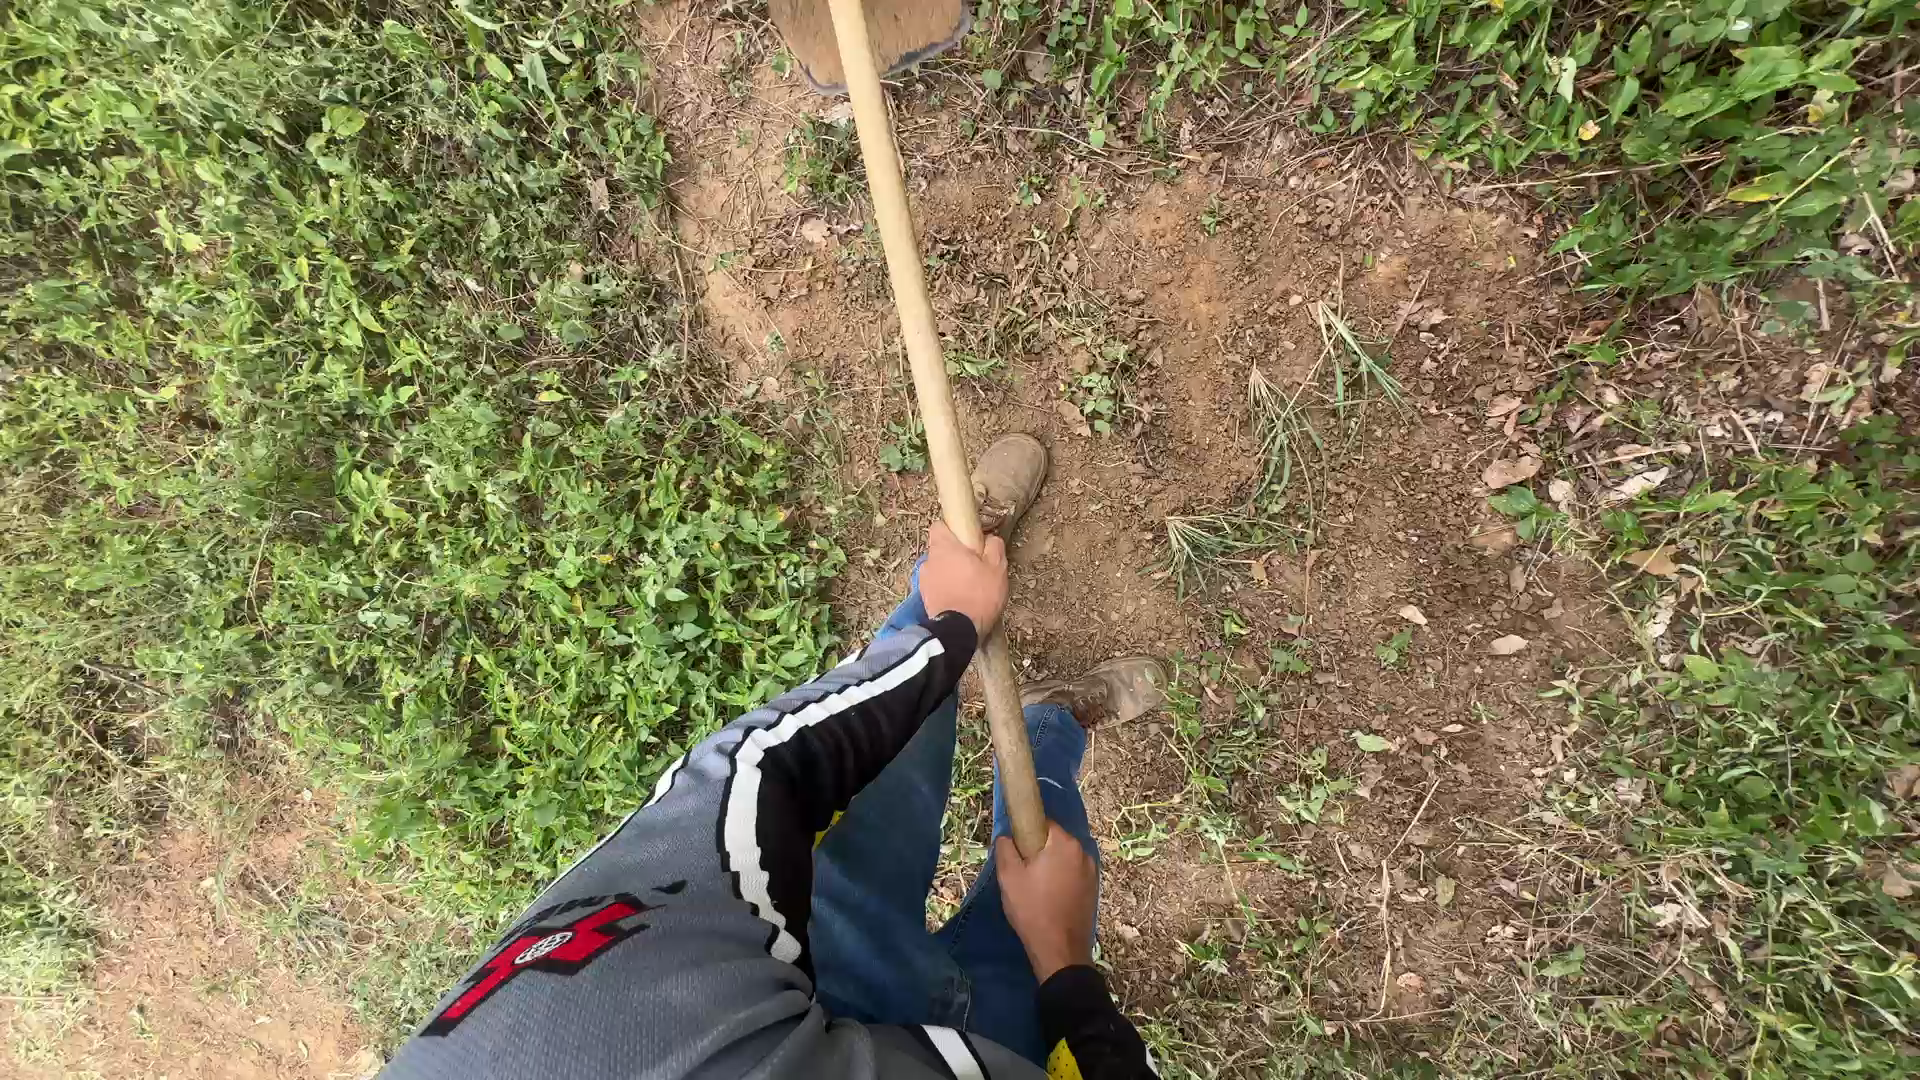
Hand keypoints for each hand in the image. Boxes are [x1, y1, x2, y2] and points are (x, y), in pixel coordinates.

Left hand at [918, 520, 1008, 636]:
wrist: (958, 632)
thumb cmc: (978, 595)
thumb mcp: (997, 568)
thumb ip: (994, 547)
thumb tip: (990, 539)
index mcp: (944, 547)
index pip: (939, 526)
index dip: (953, 530)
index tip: (967, 540)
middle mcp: (929, 560)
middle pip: (940, 550)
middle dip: (954, 556)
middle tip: (974, 568)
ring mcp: (923, 581)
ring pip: (938, 569)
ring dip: (949, 574)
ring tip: (968, 588)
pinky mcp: (924, 598)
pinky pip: (936, 586)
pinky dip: (945, 590)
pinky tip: (960, 601)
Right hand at [995, 821, 1096, 982]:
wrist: (1060, 952)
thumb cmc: (1033, 909)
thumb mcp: (1009, 876)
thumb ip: (1005, 848)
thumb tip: (1007, 837)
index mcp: (1065, 843)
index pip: (1042, 823)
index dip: (1026, 834)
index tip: (1017, 853)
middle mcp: (1083, 852)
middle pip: (1054, 841)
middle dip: (1038, 851)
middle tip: (1022, 873)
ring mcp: (1091, 872)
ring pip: (1063, 859)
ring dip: (1050, 867)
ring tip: (1035, 889)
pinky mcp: (1093, 890)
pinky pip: (1072, 875)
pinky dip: (1060, 880)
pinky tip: (1049, 899)